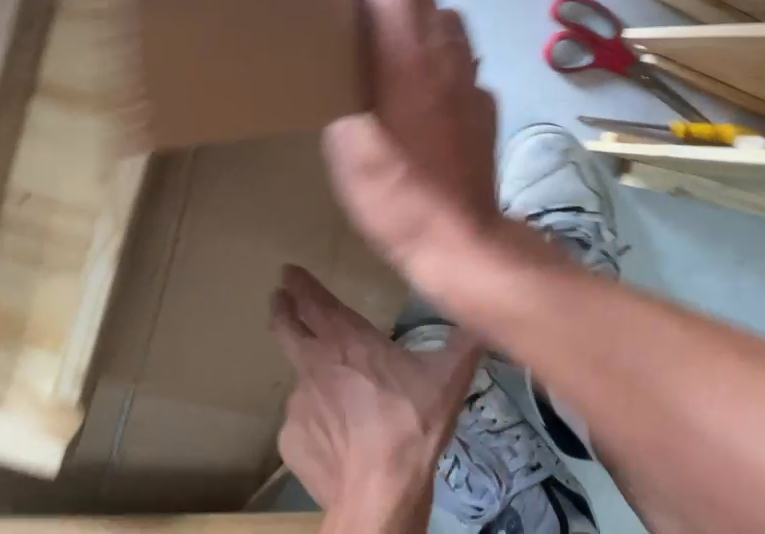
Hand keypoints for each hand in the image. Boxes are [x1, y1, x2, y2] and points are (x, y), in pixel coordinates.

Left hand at [270, 266, 482, 532]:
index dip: (300, 283)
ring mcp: (298, 403)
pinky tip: (339, 434)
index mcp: (347, 339)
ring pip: (301, 379)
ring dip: (313, 376)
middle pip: (286, 327)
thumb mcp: (449, 377)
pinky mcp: (290, 439)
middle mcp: (314, 363)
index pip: (313, 300)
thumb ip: (466, 341)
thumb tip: (485, 315)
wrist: (380, 493)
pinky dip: (317, 420)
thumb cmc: (412, 423)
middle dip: (282, 309)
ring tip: (338, 392)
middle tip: (279, 299)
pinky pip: (303, 421)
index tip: (288, 272)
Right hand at [325, 0, 500, 272]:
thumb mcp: (345, 144)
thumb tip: (342, 63)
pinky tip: (417, 76)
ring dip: (414, 7)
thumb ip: (342, 90)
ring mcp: (472, 77)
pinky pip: (460, 53)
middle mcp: (446, 55)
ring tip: (382, 30)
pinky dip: (435, 45)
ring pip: (447, 16)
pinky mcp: (484, 101)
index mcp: (407, 58)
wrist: (461, 239)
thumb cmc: (394, 195)